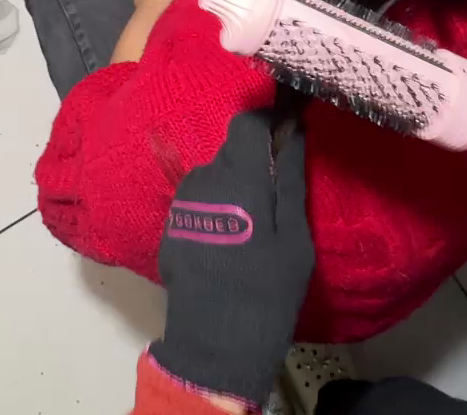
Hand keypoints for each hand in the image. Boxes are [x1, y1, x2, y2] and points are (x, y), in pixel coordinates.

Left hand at [151, 110, 313, 406]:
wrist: (214, 343)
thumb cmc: (267, 290)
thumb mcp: (294, 238)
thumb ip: (290, 180)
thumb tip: (295, 132)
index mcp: (239, 178)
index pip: (248, 122)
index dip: (268, 122)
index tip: (285, 136)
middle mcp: (205, 179)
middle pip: (232, 149)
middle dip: (254, 161)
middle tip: (274, 197)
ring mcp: (183, 200)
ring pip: (215, 172)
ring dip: (234, 184)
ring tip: (251, 225)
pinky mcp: (171, 221)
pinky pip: (200, 196)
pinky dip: (216, 204)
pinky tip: (228, 239)